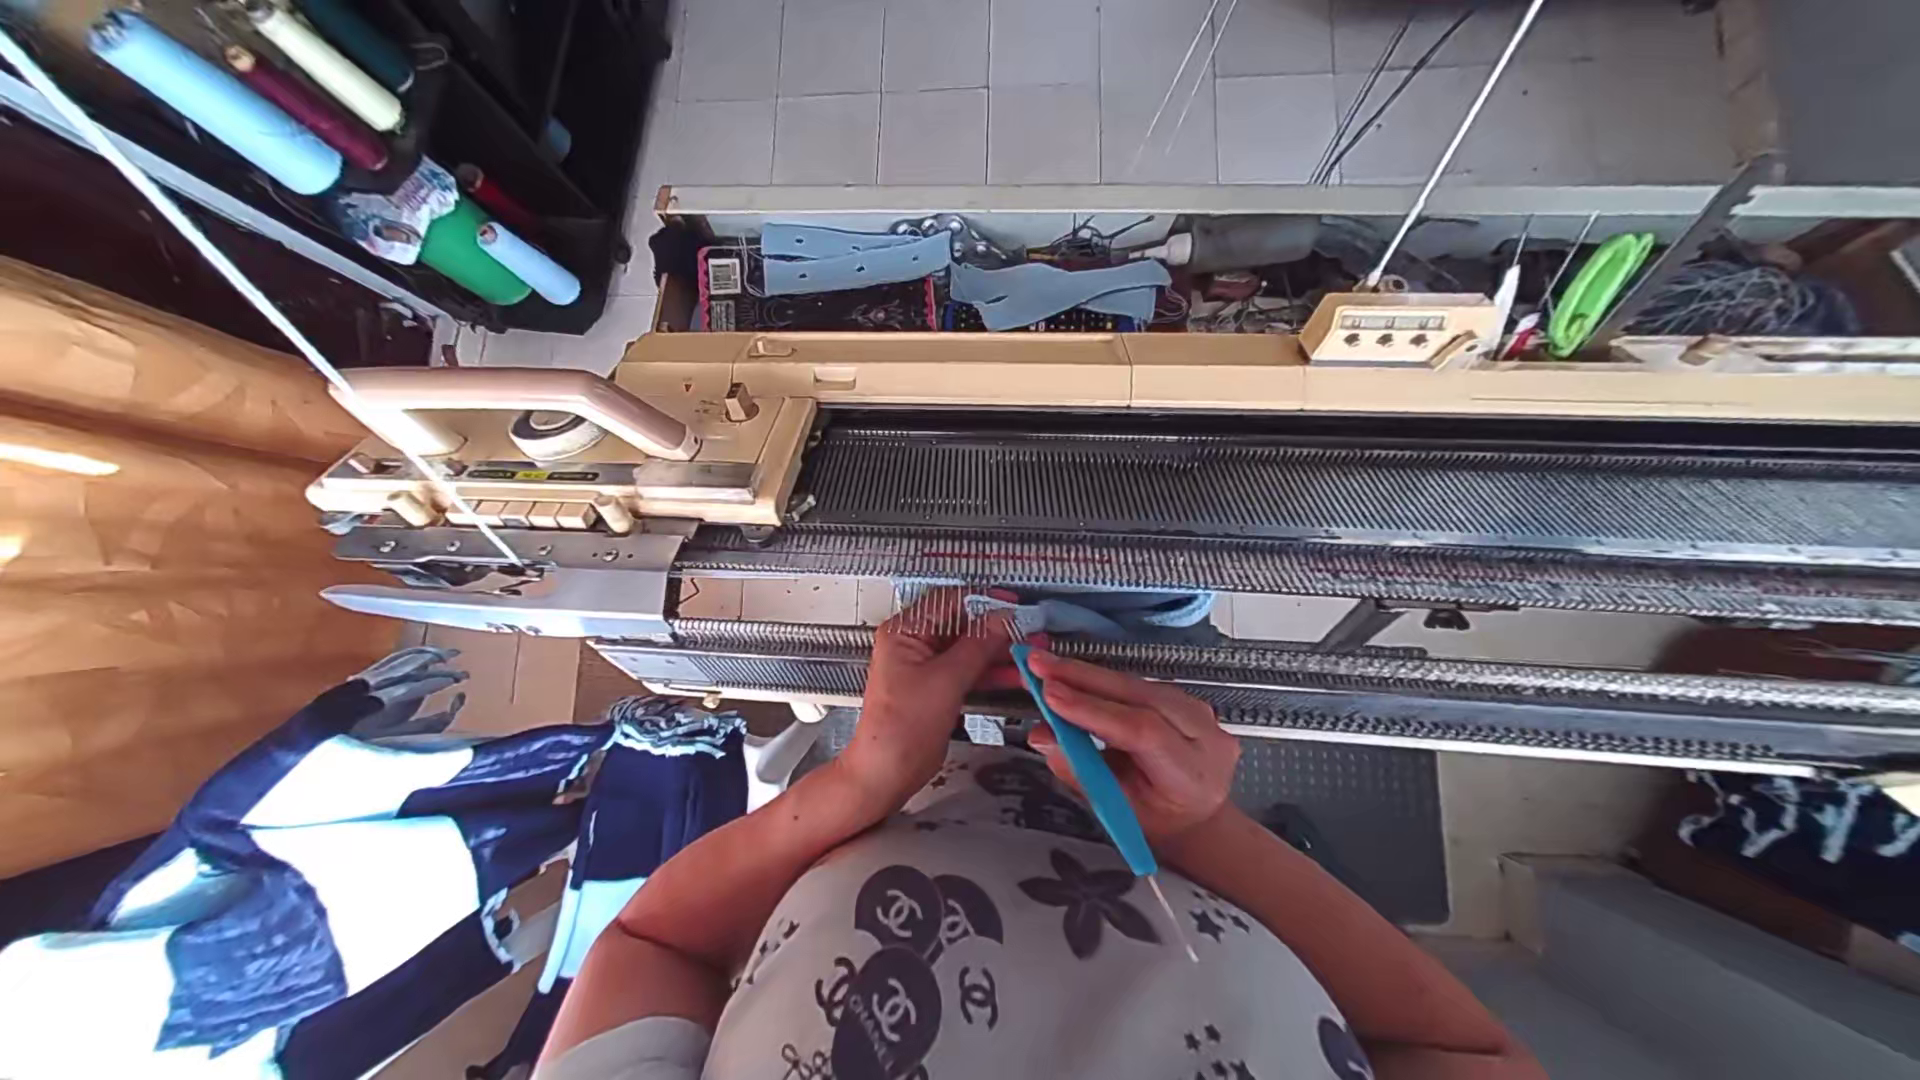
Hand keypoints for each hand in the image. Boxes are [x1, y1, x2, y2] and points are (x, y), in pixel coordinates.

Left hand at [840, 589, 1025, 808]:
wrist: (887, 774)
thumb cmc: (901, 728)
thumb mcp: (945, 680)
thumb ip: (977, 646)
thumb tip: (1002, 619)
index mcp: (904, 631)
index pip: (949, 601)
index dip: (984, 600)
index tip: (1014, 604)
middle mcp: (913, 643)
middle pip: (962, 624)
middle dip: (997, 628)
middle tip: (1029, 630)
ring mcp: (926, 666)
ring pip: (969, 648)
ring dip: (999, 651)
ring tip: (1030, 651)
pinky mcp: (937, 687)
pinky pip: (968, 670)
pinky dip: (991, 671)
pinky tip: (1016, 674)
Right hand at [1024, 651, 1238, 841]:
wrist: (1195, 813)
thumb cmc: (1157, 820)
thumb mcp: (1118, 809)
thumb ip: (1080, 770)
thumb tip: (1041, 735)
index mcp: (1192, 774)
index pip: (1142, 731)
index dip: (1093, 710)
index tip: (1049, 694)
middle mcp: (1204, 735)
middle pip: (1139, 695)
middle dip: (1082, 678)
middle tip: (1037, 664)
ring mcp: (1199, 711)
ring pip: (1135, 683)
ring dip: (1086, 674)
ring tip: (1045, 666)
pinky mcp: (1184, 697)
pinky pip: (1136, 683)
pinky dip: (1100, 679)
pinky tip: (1070, 672)